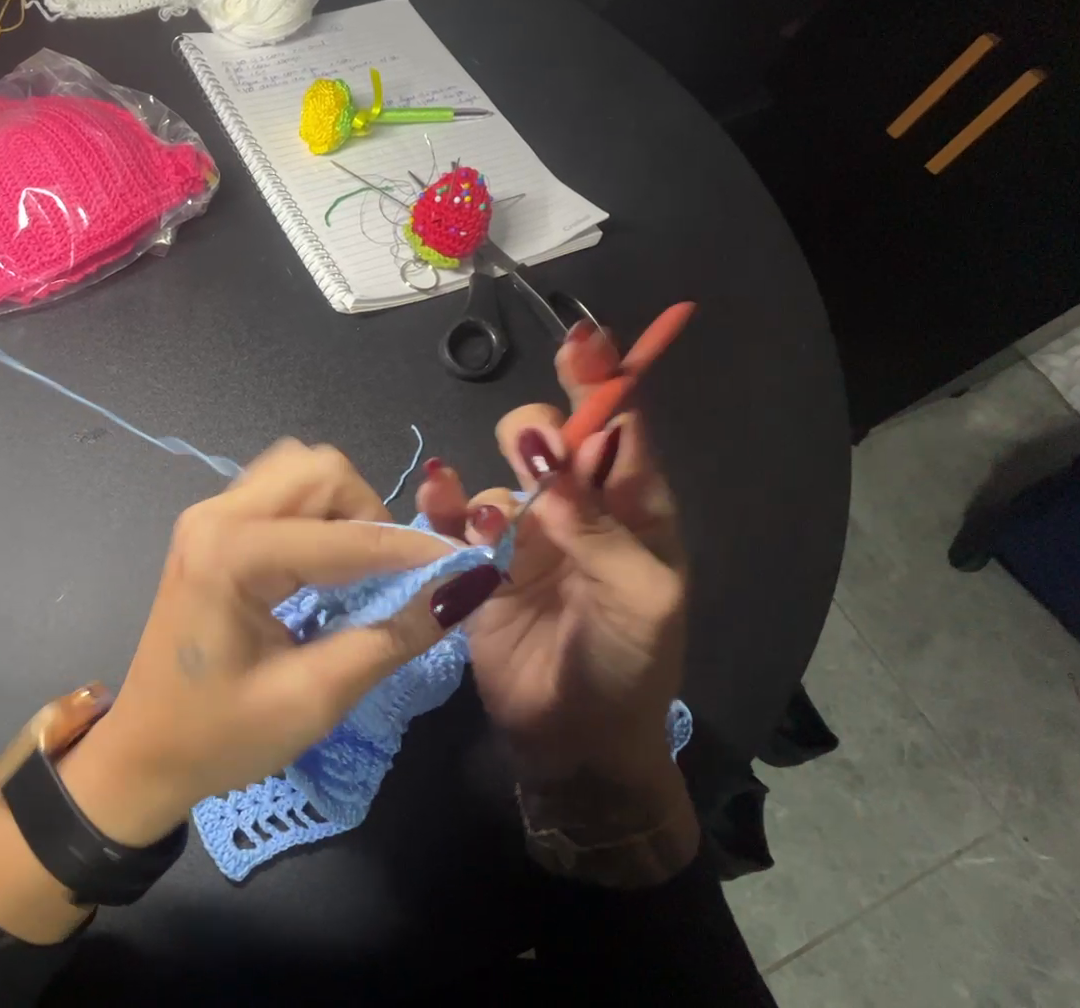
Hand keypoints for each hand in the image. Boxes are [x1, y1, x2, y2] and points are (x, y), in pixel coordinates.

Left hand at [59, 439, 493, 846]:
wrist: (143, 752)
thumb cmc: (220, 737)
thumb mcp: (314, 697)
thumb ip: (392, 637)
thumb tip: (462, 590)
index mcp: (231, 555)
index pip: (345, 537)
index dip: (413, 552)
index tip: (466, 567)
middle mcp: (215, 516)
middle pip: (320, 470)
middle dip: (370, 513)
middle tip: (392, 575)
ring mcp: (207, 517)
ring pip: (300, 472)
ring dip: (343, 508)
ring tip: (360, 568)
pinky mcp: (210, 529)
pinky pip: (278, 492)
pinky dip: (316, 514)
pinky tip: (326, 564)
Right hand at [417, 321, 686, 783]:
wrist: (573, 738)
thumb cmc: (627, 665)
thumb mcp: (641, 598)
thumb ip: (600, 527)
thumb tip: (549, 463)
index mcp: (635, 511)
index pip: (620, 430)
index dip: (603, 383)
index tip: (583, 340)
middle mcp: (578, 512)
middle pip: (552, 440)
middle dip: (538, 434)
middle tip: (532, 455)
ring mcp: (526, 537)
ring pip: (499, 476)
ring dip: (491, 481)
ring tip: (490, 522)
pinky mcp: (480, 563)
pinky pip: (458, 517)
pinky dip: (445, 501)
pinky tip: (439, 497)